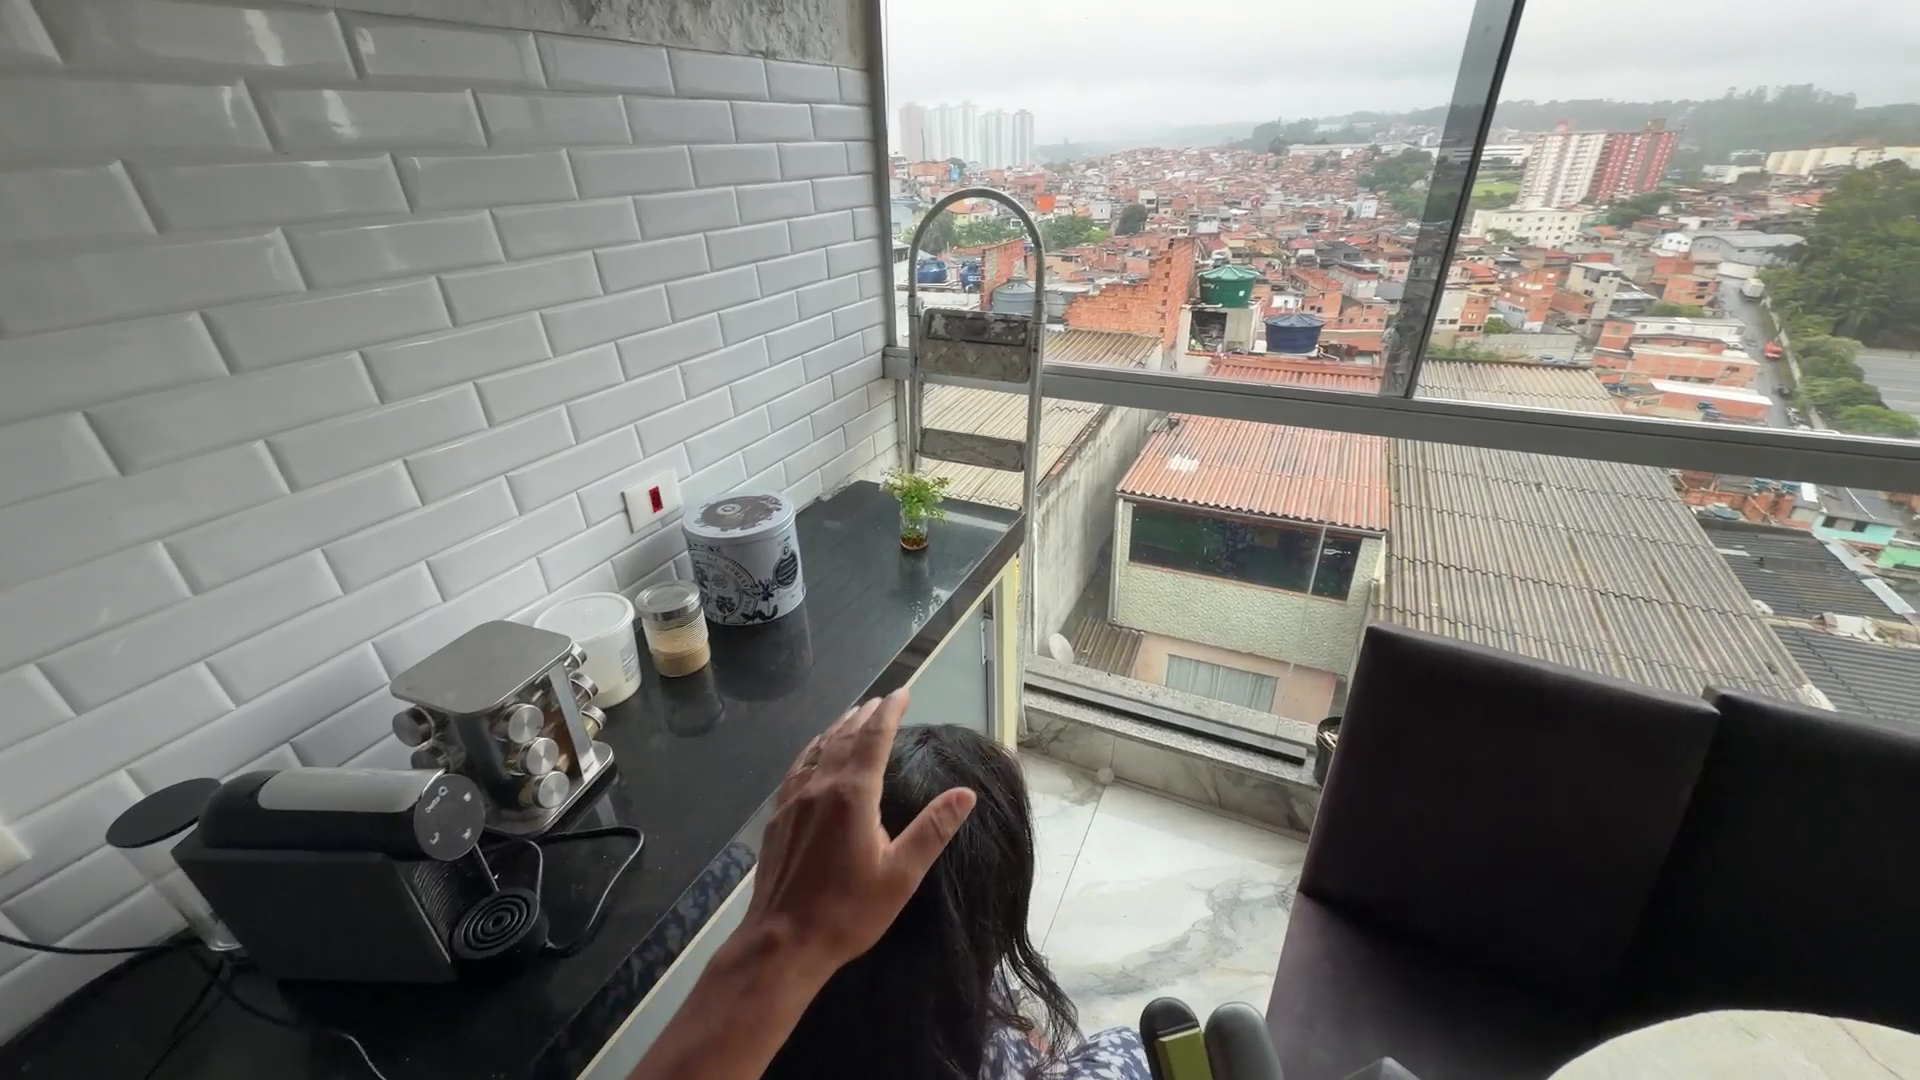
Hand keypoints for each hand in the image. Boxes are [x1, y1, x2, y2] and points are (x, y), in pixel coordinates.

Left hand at [745, 688, 977, 980]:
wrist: (782, 942)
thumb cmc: (848, 911)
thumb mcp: (901, 874)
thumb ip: (933, 829)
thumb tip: (965, 793)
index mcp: (854, 794)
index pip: (874, 737)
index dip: (890, 711)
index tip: (902, 693)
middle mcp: (822, 785)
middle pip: (846, 735)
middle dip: (867, 714)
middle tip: (884, 700)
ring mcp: (795, 798)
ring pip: (820, 747)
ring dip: (840, 726)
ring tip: (855, 714)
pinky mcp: (778, 814)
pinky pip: (799, 766)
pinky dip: (814, 747)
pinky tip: (816, 750)